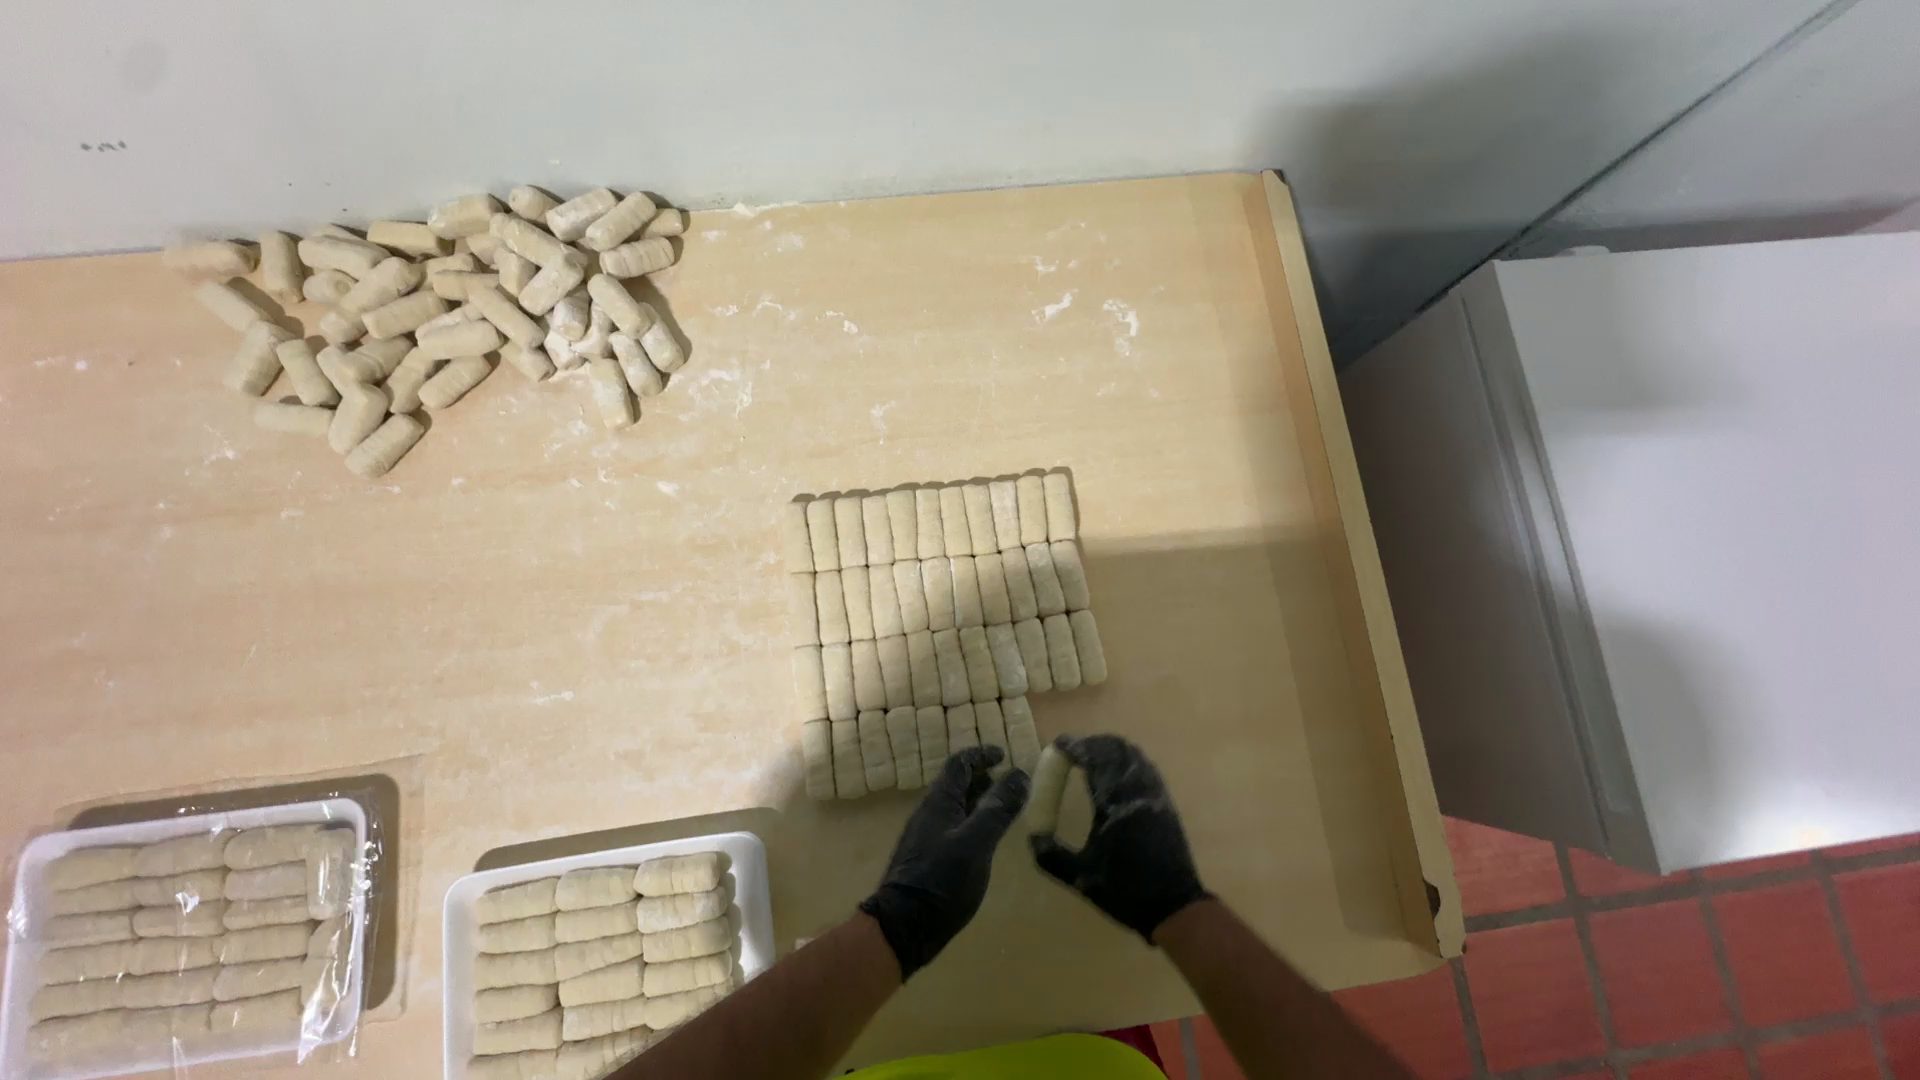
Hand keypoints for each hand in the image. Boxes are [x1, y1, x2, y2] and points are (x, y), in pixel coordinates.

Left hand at [858, 746, 1029, 978]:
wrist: (904, 926)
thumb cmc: (941, 880)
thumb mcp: (977, 843)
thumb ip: (997, 809)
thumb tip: (1020, 774)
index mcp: (938, 802)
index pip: (959, 764)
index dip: (981, 755)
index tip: (1003, 755)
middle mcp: (929, 812)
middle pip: (956, 784)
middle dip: (982, 778)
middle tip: (1009, 785)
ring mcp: (926, 836)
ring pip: (955, 807)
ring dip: (978, 801)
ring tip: (1003, 810)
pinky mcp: (927, 857)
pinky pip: (953, 827)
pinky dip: (972, 823)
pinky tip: (984, 841)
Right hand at [1030, 734, 1207, 943]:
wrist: (1174, 906)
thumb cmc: (1124, 890)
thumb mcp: (1080, 877)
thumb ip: (1051, 855)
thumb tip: (1032, 836)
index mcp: (1113, 803)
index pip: (1093, 758)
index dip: (1074, 747)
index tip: (1058, 746)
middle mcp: (1136, 790)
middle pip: (1115, 748)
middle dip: (1092, 744)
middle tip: (1072, 752)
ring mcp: (1155, 794)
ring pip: (1133, 755)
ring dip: (1111, 750)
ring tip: (1091, 759)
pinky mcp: (1166, 802)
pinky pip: (1146, 767)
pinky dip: (1127, 761)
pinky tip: (1116, 775)